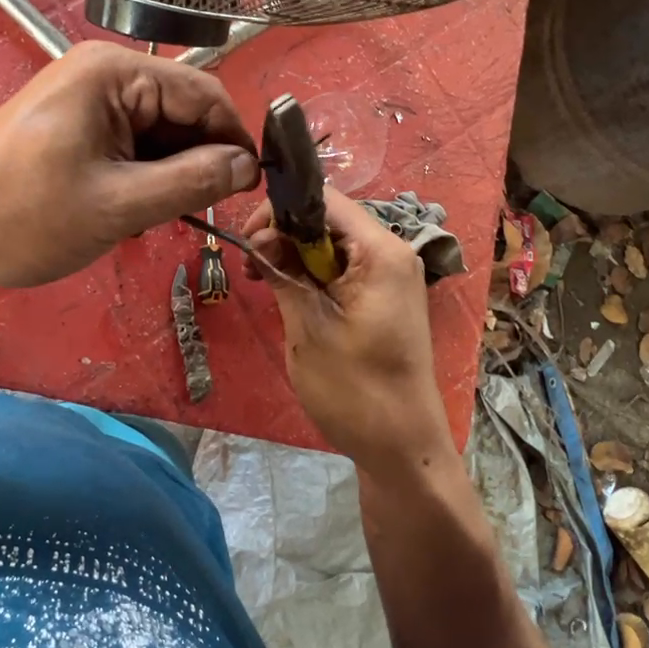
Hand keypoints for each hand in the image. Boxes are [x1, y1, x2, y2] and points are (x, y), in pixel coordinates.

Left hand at [0, 41, 259, 287]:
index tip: (252, 191)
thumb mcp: (118, 205)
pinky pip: (133, 142)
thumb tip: (248, 168)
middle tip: (203, 216)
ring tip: (158, 218)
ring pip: (161, 132)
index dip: (235, 140)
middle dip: (200, 161)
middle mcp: (105, 71)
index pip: (204, 93)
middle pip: (184, 111)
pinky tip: (133, 210)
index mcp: (114, 72)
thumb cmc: (23, 217)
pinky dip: (145, 176)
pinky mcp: (77, 122)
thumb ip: (192, 182)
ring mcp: (87, 96)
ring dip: (171, 175)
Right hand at [245, 188, 454, 477]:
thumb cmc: (355, 389)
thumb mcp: (308, 327)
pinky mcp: (383, 298)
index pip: (325, 200)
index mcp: (380, 251)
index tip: (246, 240)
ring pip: (332, 245)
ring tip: (261, 280)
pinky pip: (342, 269)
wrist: (402, 447)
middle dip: (284, 234)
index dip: (279, 210)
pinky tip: (286, 292)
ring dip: (294, 256)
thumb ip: (285, 273)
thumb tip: (261, 239)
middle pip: (329, 220)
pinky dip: (312, 275)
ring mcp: (390, 277)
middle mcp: (391, 253)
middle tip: (250, 267)